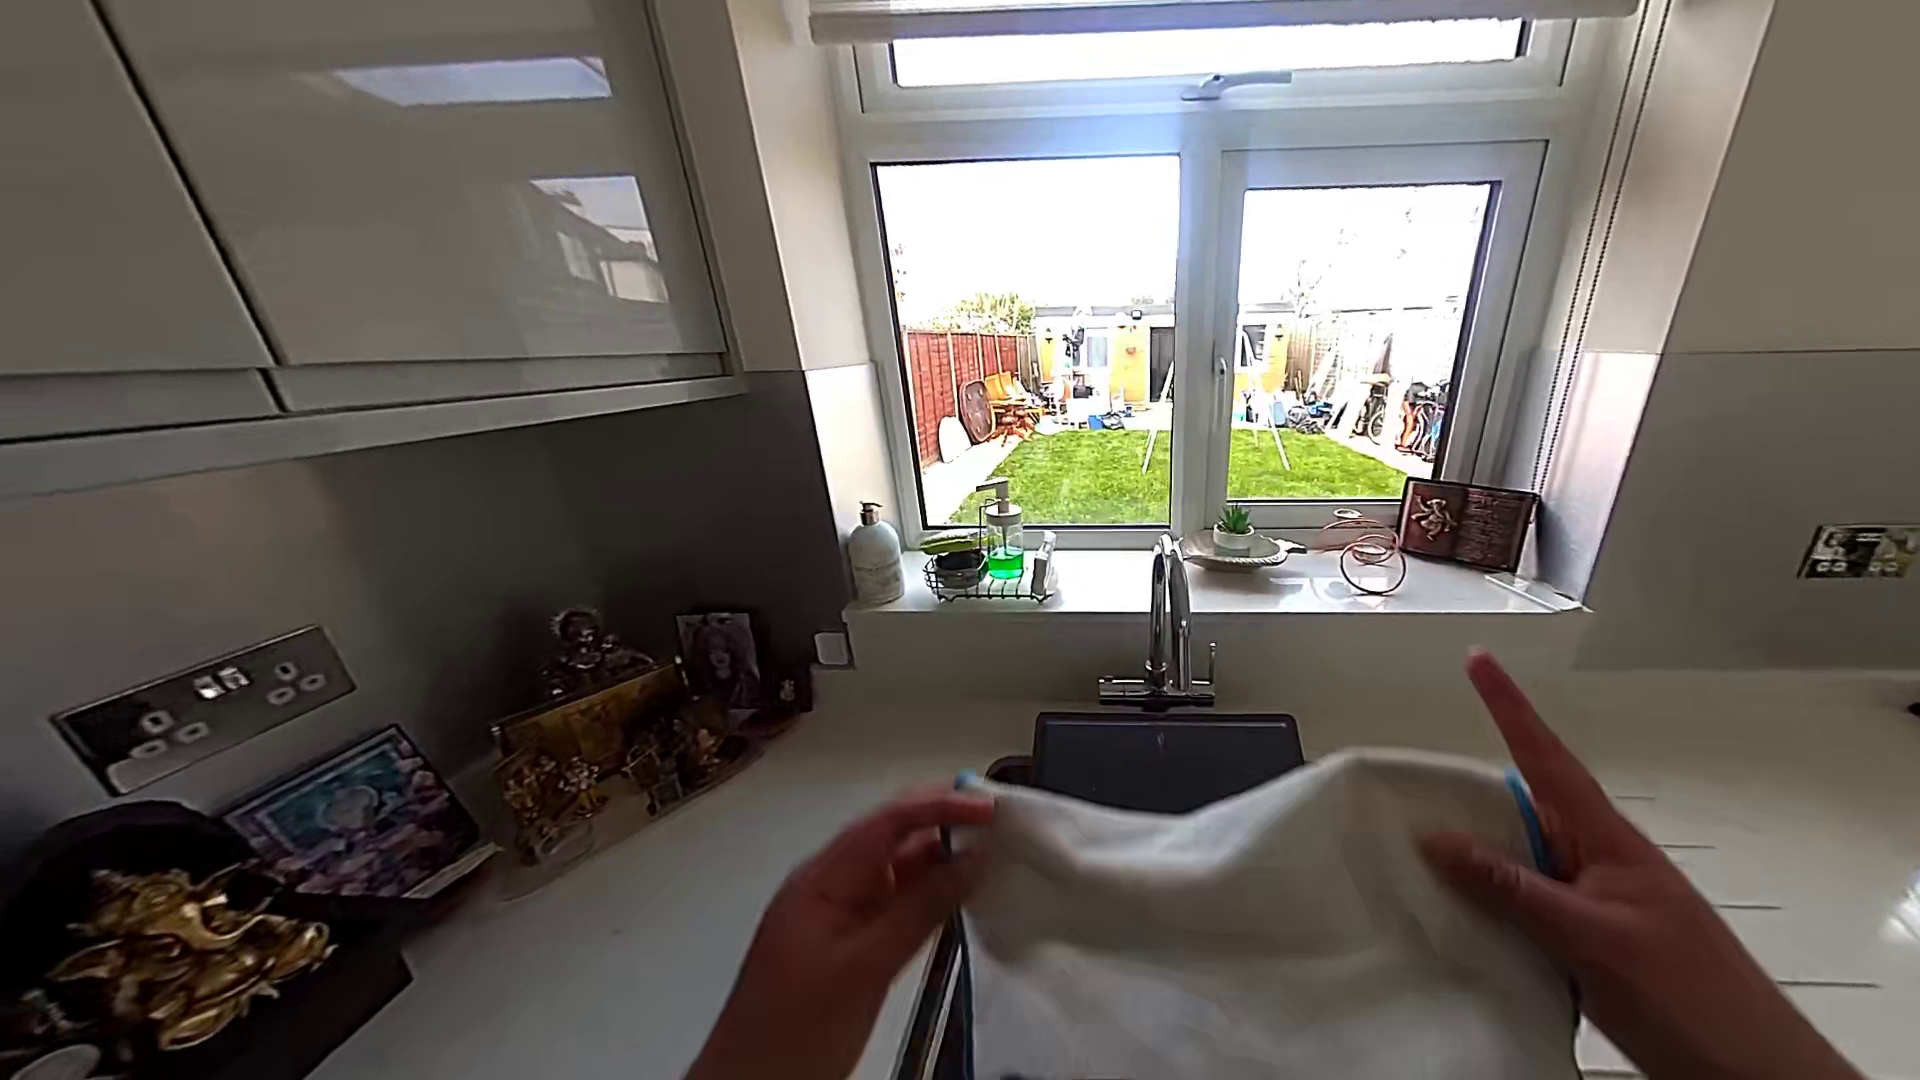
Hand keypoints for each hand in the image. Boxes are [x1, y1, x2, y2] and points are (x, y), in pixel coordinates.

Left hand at [687, 790, 993, 1079]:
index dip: (939, 805)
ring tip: (990, 848)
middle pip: (893, 833)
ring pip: (900, 864)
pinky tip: (961, 890)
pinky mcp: (855, 935)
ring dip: (941, 853)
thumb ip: (919, 911)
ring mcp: (845, 907)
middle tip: (995, 819)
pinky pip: (899, 897)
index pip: (888, 822)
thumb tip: (971, 861)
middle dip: (942, 818)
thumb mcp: (862, 968)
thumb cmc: (793, 1031)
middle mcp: (836, 880)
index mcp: (825, 876)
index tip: (985, 807)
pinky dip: (932, 889)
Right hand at [1419, 650, 1861, 1079]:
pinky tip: (1449, 893)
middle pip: (1514, 797)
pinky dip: (1477, 881)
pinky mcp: (1578, 925)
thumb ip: (1509, 885)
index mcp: (1604, 837)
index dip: (1509, 705)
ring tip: (1411, 832)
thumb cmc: (1693, 1000)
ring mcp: (1586, 890)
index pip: (1546, 755)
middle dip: (1463, 779)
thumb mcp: (1592, 938)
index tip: (1478, 659)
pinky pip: (1513, 886)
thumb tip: (1434, 837)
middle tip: (1407, 774)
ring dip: (1466, 836)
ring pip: (1510, 844)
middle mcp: (1591, 852)